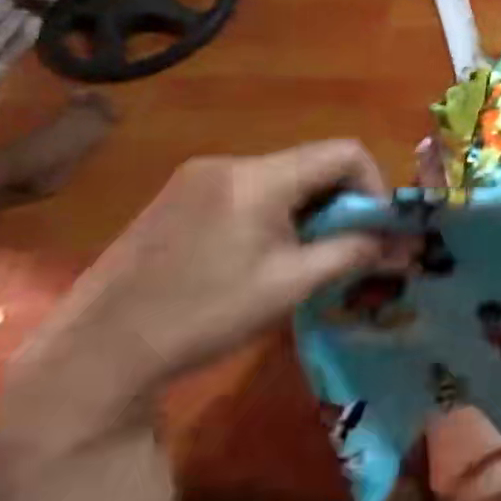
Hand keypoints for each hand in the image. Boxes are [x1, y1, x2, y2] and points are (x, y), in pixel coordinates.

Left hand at [15, 140, 393, 415]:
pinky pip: (247, 188)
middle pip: (311, 162)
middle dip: (340, 201)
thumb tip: (401, 244)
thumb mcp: (288, 286)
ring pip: (280, 176)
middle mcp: (229, 161)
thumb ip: (350, 254)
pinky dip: (273, 211)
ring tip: (301, 257)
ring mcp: (198, 175)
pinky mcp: (179, 194)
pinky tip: (258, 255)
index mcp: (258, 177)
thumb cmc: (204, 316)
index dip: (373, 186)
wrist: (100, 348)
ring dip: (307, 208)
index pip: (343, 151)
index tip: (374, 230)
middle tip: (342, 249)